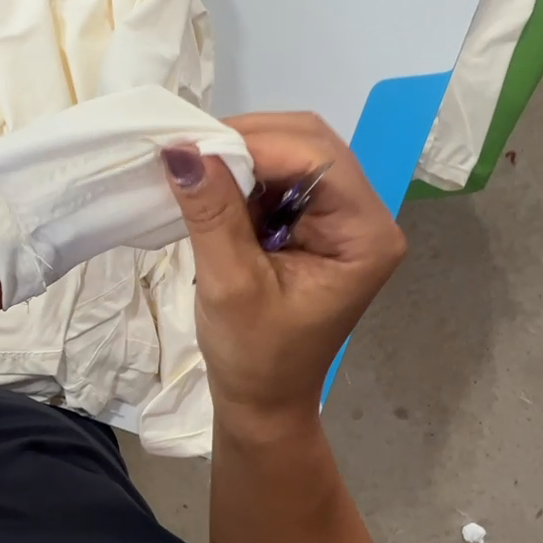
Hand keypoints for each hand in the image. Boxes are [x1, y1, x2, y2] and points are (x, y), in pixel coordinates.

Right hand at [160, 112, 406, 437]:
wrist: (261, 400)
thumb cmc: (254, 356)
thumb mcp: (229, 284)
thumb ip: (211, 213)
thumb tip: (179, 151)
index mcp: (363, 234)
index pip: (314, 157)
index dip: (251, 143)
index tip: (186, 148)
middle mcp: (362, 216)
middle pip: (309, 145)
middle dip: (245, 142)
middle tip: (185, 155)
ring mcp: (337, 219)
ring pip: (291, 156)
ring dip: (239, 158)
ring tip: (191, 174)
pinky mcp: (310, 226)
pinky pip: (277, 180)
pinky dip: (239, 177)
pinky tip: (209, 191)